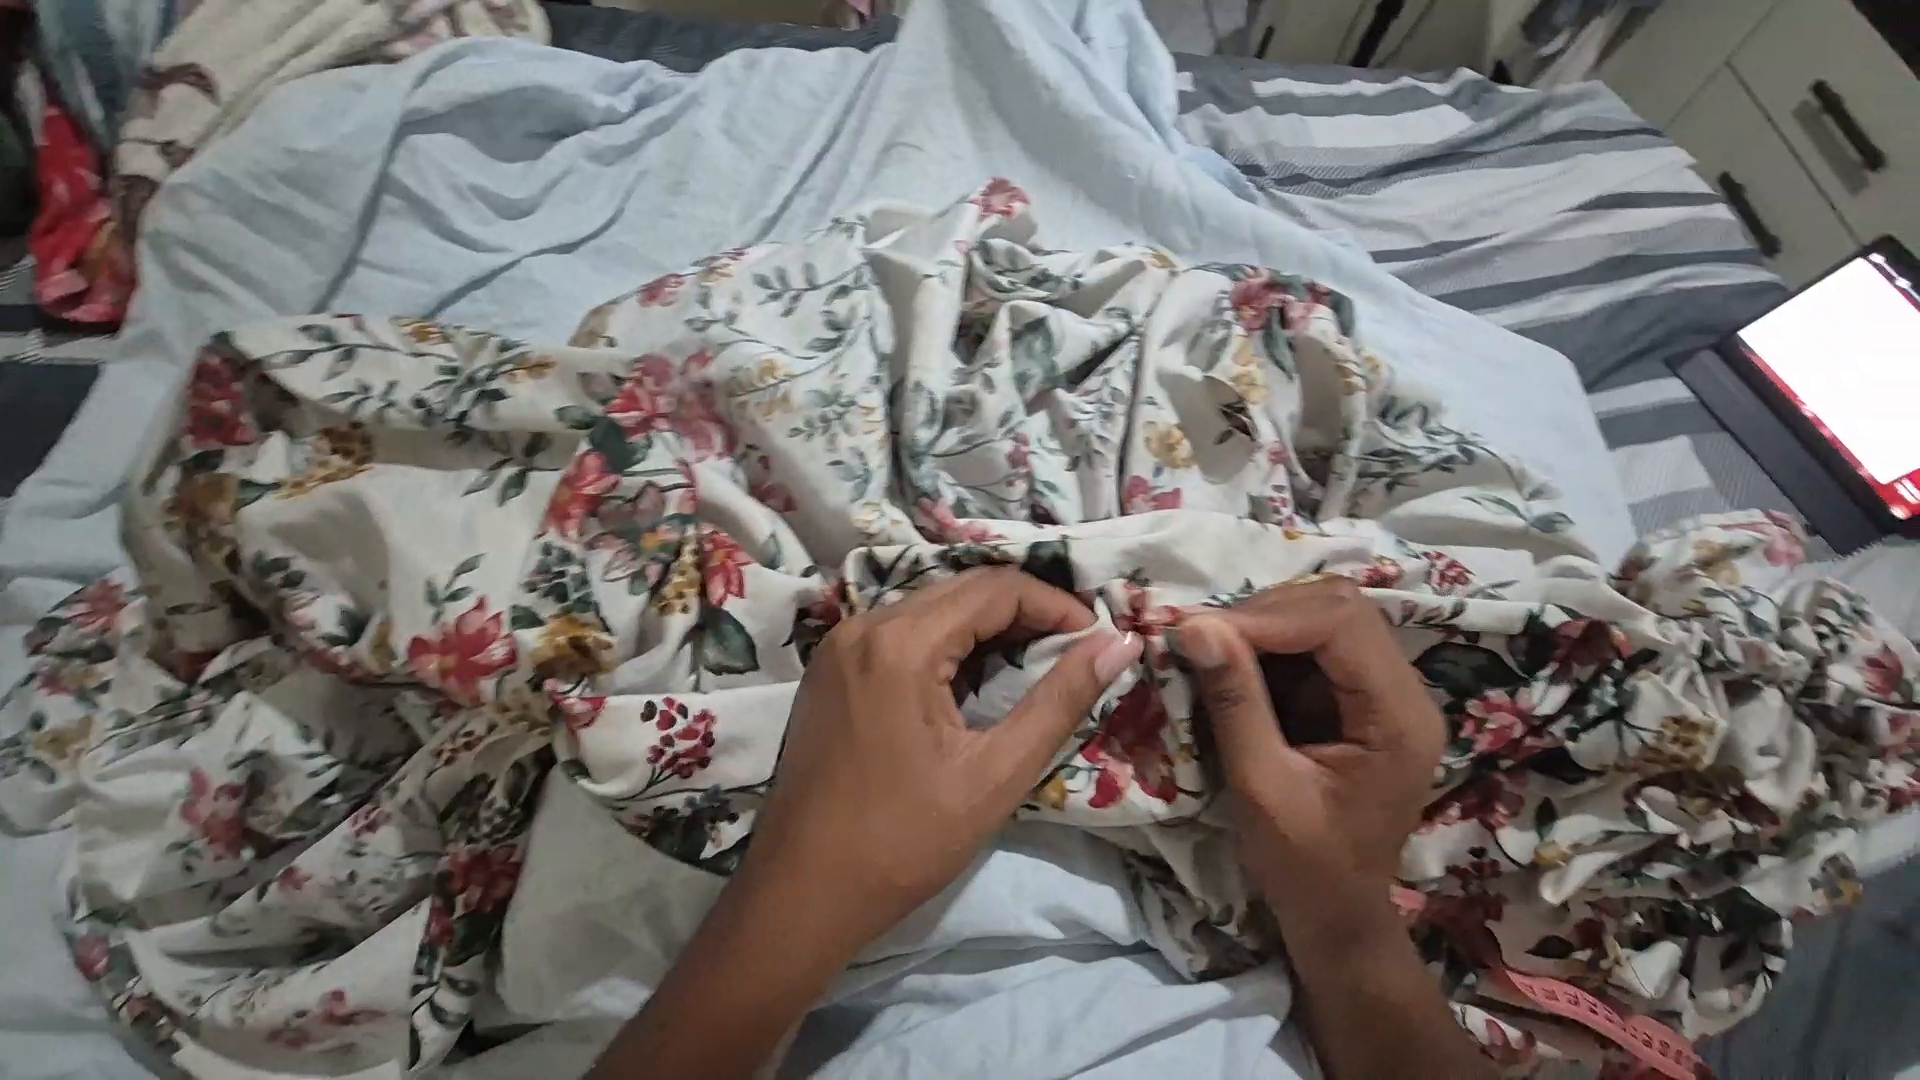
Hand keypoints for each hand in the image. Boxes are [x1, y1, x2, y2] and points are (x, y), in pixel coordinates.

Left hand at [742, 566, 1142, 950]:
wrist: (800, 893)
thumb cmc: (902, 842)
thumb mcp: (994, 776)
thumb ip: (1059, 701)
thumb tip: (1119, 645)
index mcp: (899, 643)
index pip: (994, 589)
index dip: (1055, 604)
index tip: (1097, 637)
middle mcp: (863, 625)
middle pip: (961, 590)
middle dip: (1025, 612)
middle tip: (1073, 650)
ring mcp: (839, 645)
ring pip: (931, 607)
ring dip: (986, 626)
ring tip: (1033, 665)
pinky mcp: (830, 668)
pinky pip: (900, 632)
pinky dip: (946, 643)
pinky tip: (972, 681)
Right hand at [1170, 577, 1442, 929]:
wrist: (1335, 911)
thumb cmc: (1303, 864)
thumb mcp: (1260, 786)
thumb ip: (1234, 702)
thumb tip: (1194, 625)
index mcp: (1398, 716)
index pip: (1340, 622)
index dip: (1267, 616)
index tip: (1198, 633)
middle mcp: (1402, 690)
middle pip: (1336, 605)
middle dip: (1261, 613)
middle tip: (1199, 639)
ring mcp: (1379, 689)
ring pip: (1320, 614)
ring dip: (1258, 623)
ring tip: (1206, 649)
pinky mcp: (1351, 694)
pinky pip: (1307, 641)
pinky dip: (1261, 642)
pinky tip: (1228, 664)